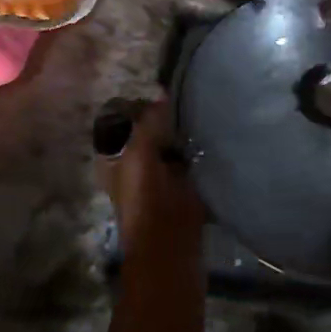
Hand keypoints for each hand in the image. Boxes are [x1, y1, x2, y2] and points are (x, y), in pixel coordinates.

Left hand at [99, 97, 204, 254]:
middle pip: (153, 131)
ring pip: (173, 144)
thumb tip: (163, 94)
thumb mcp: (140, 153)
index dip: (142, 106)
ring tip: (204, 110)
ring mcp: (162, 174)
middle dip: (168, 118)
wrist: (168, 240)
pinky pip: (192, 159)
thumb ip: (149, 122)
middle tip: (190, 97)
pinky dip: (200, 149)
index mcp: (117, 155)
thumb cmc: (144, 196)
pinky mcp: (185, 184)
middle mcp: (137, 162)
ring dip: (186, 133)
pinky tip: (213, 133)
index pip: (128, 121)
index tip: (165, 91)